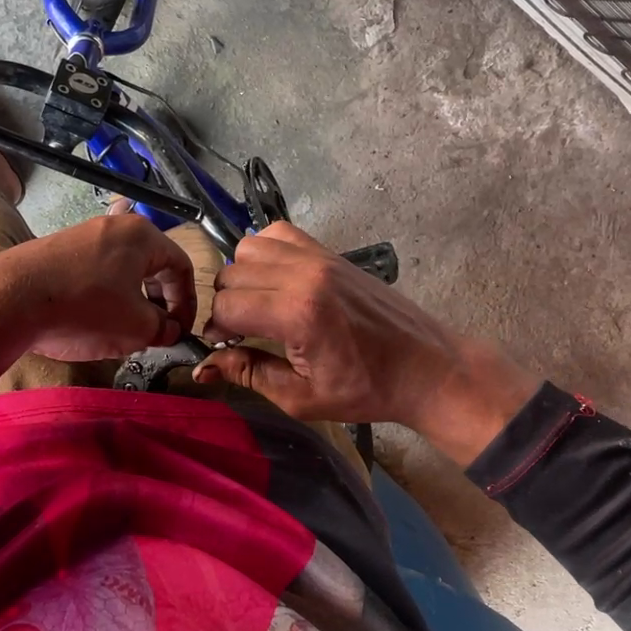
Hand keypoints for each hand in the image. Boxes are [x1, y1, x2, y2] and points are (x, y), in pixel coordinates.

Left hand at [0, 214, 194, 420]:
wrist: (11, 299)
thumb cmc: (84, 309)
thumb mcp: (137, 327)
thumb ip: (163, 328)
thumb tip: (168, 329)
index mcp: (143, 236)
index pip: (181, 266)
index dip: (187, 304)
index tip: (179, 331)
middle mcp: (115, 226)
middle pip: (152, 264)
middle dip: (158, 301)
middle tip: (154, 331)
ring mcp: (83, 235)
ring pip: (122, 269)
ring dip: (130, 300)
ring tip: (122, 329)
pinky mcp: (57, 250)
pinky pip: (94, 271)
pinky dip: (102, 295)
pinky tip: (90, 319)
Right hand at [192, 222, 538, 463]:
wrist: (426, 368)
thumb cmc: (367, 390)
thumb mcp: (302, 398)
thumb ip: (250, 375)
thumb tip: (203, 366)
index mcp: (297, 313)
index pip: (226, 306)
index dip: (216, 330)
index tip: (223, 348)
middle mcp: (304, 275)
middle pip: (231, 274)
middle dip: (226, 305)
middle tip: (240, 332)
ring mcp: (318, 257)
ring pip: (247, 248)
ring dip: (241, 276)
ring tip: (257, 305)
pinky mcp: (330, 251)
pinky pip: (277, 233)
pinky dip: (264, 252)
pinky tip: (274, 279)